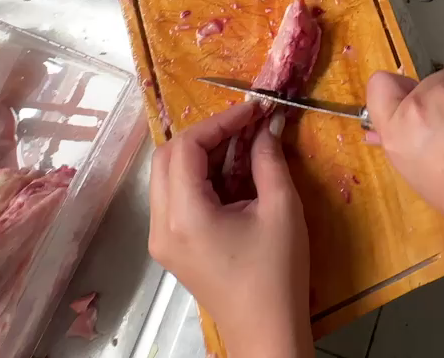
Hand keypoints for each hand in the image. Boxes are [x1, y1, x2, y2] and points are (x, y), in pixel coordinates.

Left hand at [149, 102, 312, 357]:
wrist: (267, 331)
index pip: (186, 147)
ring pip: (167, 174)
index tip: (253, 110)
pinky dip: (198, 173)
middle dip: (206, 132)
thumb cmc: (276, 272)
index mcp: (185, 215)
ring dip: (200, 151)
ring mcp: (162, 238)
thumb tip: (266, 124)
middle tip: (245, 124)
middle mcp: (162, 225)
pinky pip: (174, 194)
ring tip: (240, 142)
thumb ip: (269, 159)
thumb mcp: (281, 207)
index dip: (219, 121)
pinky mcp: (172, 245)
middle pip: (168, 156)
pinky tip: (230, 169)